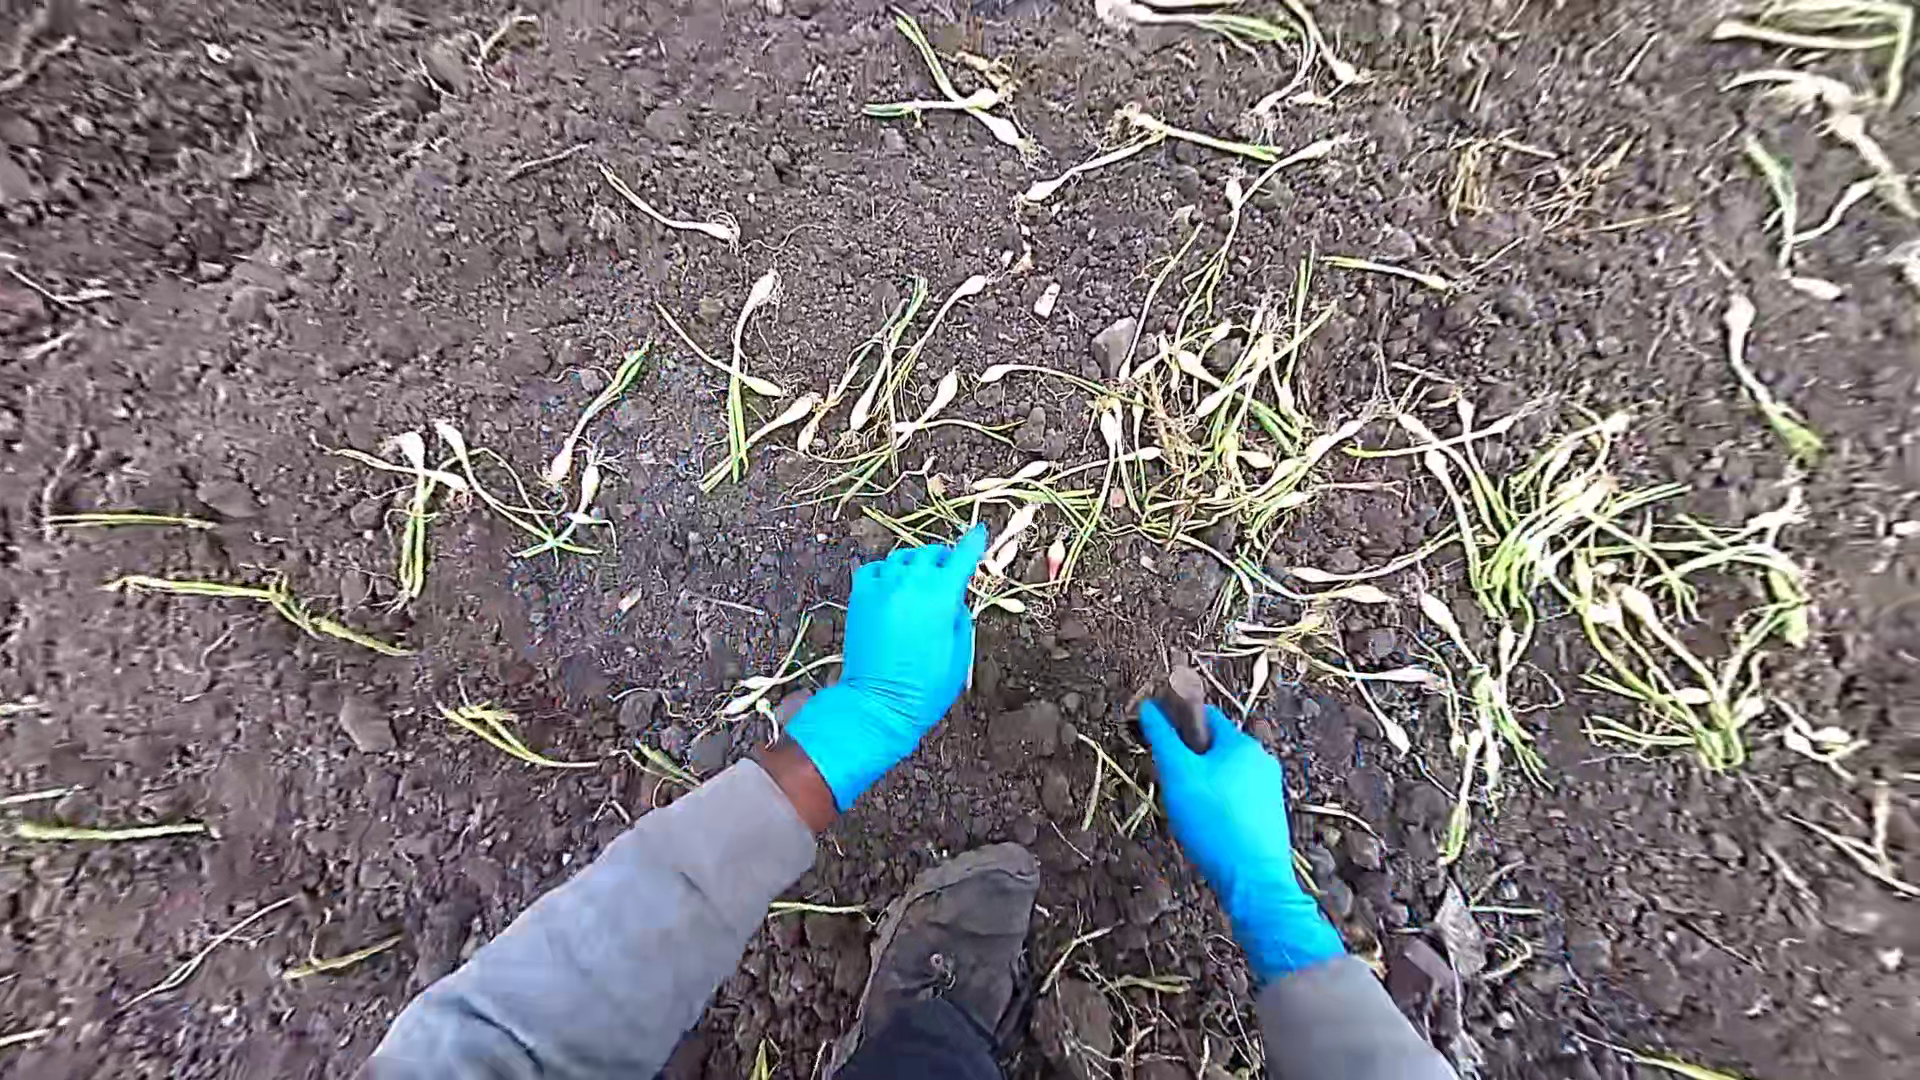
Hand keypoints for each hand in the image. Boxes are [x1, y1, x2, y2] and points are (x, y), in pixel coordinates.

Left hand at [787, 524, 988, 809]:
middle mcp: (911, 582)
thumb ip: (961, 617)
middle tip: (947, 572)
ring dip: (915, 564)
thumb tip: (954, 599)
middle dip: (943, 559)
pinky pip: (875, 569)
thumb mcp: (960, 653)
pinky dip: (886, 571)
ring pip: (902, 557)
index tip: (979, 532)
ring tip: (919, 580)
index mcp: (941, 594)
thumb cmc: (926, 686)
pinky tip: (892, 584)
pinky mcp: (860, 596)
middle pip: (931, 554)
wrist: (878, 704)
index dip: (974, 542)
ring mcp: (883, 586)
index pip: (962, 557)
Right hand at [1140, 701, 1344, 980]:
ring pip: (1223, 771)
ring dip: (1201, 780)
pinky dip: (1217, 800)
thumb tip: (1149, 707)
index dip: (1178, 722)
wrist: (1254, 882)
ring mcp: (1269, 789)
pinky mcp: (1269, 815)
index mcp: (1242, 744)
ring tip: (1186, 805)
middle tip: (1170, 779)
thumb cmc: (1212, 820)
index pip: (1204, 715)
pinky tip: (1205, 822)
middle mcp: (1261, 760)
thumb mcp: (1177, 772)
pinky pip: (1235, 795)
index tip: (1159, 740)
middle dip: (1188, 758)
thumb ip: (1162, 736)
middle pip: (1213, 745)